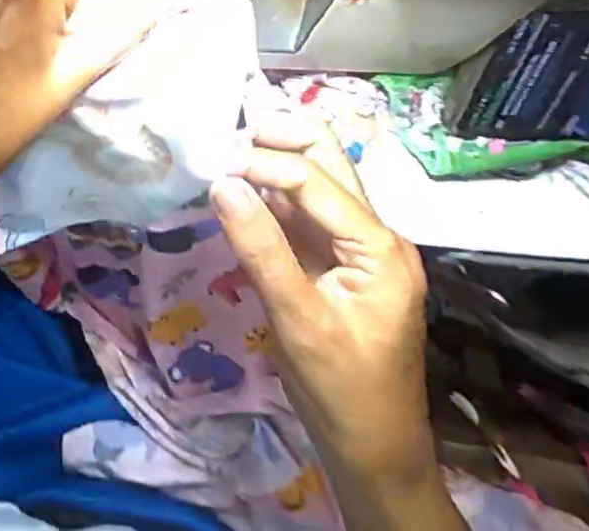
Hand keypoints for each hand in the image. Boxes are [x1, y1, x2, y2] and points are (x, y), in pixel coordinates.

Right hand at [209, 119, 460, 530]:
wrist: (371, 448)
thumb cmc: (342, 390)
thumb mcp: (297, 321)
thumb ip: (259, 248)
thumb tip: (220, 183)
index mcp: (378, 246)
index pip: (314, 180)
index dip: (260, 165)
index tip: (209, 167)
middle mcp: (370, 233)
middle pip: (327, 159)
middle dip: (275, 139)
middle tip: (221, 141)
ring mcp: (350, 243)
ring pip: (311, 177)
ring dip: (268, 161)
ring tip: (220, 157)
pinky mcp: (329, 256)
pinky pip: (296, 209)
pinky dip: (265, 192)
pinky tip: (234, 191)